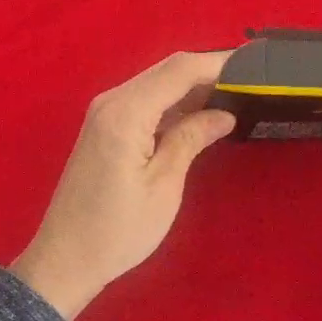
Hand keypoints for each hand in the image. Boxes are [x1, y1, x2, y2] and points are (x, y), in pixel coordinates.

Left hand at [10, 52, 236, 320]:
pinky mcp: (104, 126)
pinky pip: (144, 100)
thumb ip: (190, 139)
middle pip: (166, 71)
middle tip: (253, 79)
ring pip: (156, 84)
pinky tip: (201, 112)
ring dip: (192, 86)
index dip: (217, 63)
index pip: (178, 70)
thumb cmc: (117, 230)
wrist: (64, 257)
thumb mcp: (163, 186)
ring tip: (236, 92)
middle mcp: (111, 101)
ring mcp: (104, 112)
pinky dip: (173, 101)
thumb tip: (224, 113)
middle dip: (208, 70)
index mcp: (125, 112)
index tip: (256, 64)